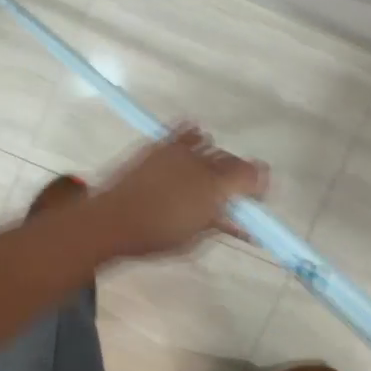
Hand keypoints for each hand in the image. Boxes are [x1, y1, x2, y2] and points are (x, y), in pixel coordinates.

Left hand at [89, 127, 268, 258]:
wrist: (112, 220)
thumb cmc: (155, 236)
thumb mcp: (195, 238)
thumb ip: (221, 224)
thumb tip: (242, 224)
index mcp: (216, 189)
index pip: (254, 175)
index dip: (258, 186)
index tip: (253, 199)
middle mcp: (203, 164)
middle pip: (233, 160)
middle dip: (236, 176)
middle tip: (226, 195)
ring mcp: (180, 150)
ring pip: (211, 146)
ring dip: (212, 160)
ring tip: (201, 177)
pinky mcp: (161, 143)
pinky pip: (186, 131)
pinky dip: (193, 139)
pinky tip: (187, 154)